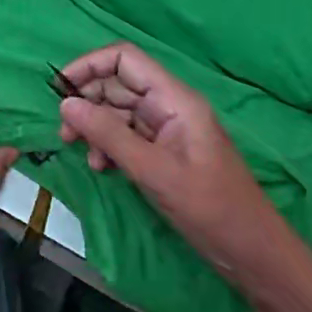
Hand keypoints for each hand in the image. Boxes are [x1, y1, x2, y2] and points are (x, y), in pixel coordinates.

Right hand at [57, 42, 285, 285]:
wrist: (252, 253)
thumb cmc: (209, 208)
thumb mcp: (153, 171)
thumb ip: (109, 134)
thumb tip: (67, 104)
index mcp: (174, 98)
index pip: (125, 58)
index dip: (89, 64)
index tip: (60, 88)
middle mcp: (169, 105)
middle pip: (117, 83)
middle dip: (87, 101)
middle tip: (65, 130)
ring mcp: (167, 128)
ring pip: (118, 110)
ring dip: (95, 127)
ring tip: (81, 152)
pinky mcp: (164, 151)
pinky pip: (127, 135)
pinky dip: (108, 145)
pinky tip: (101, 166)